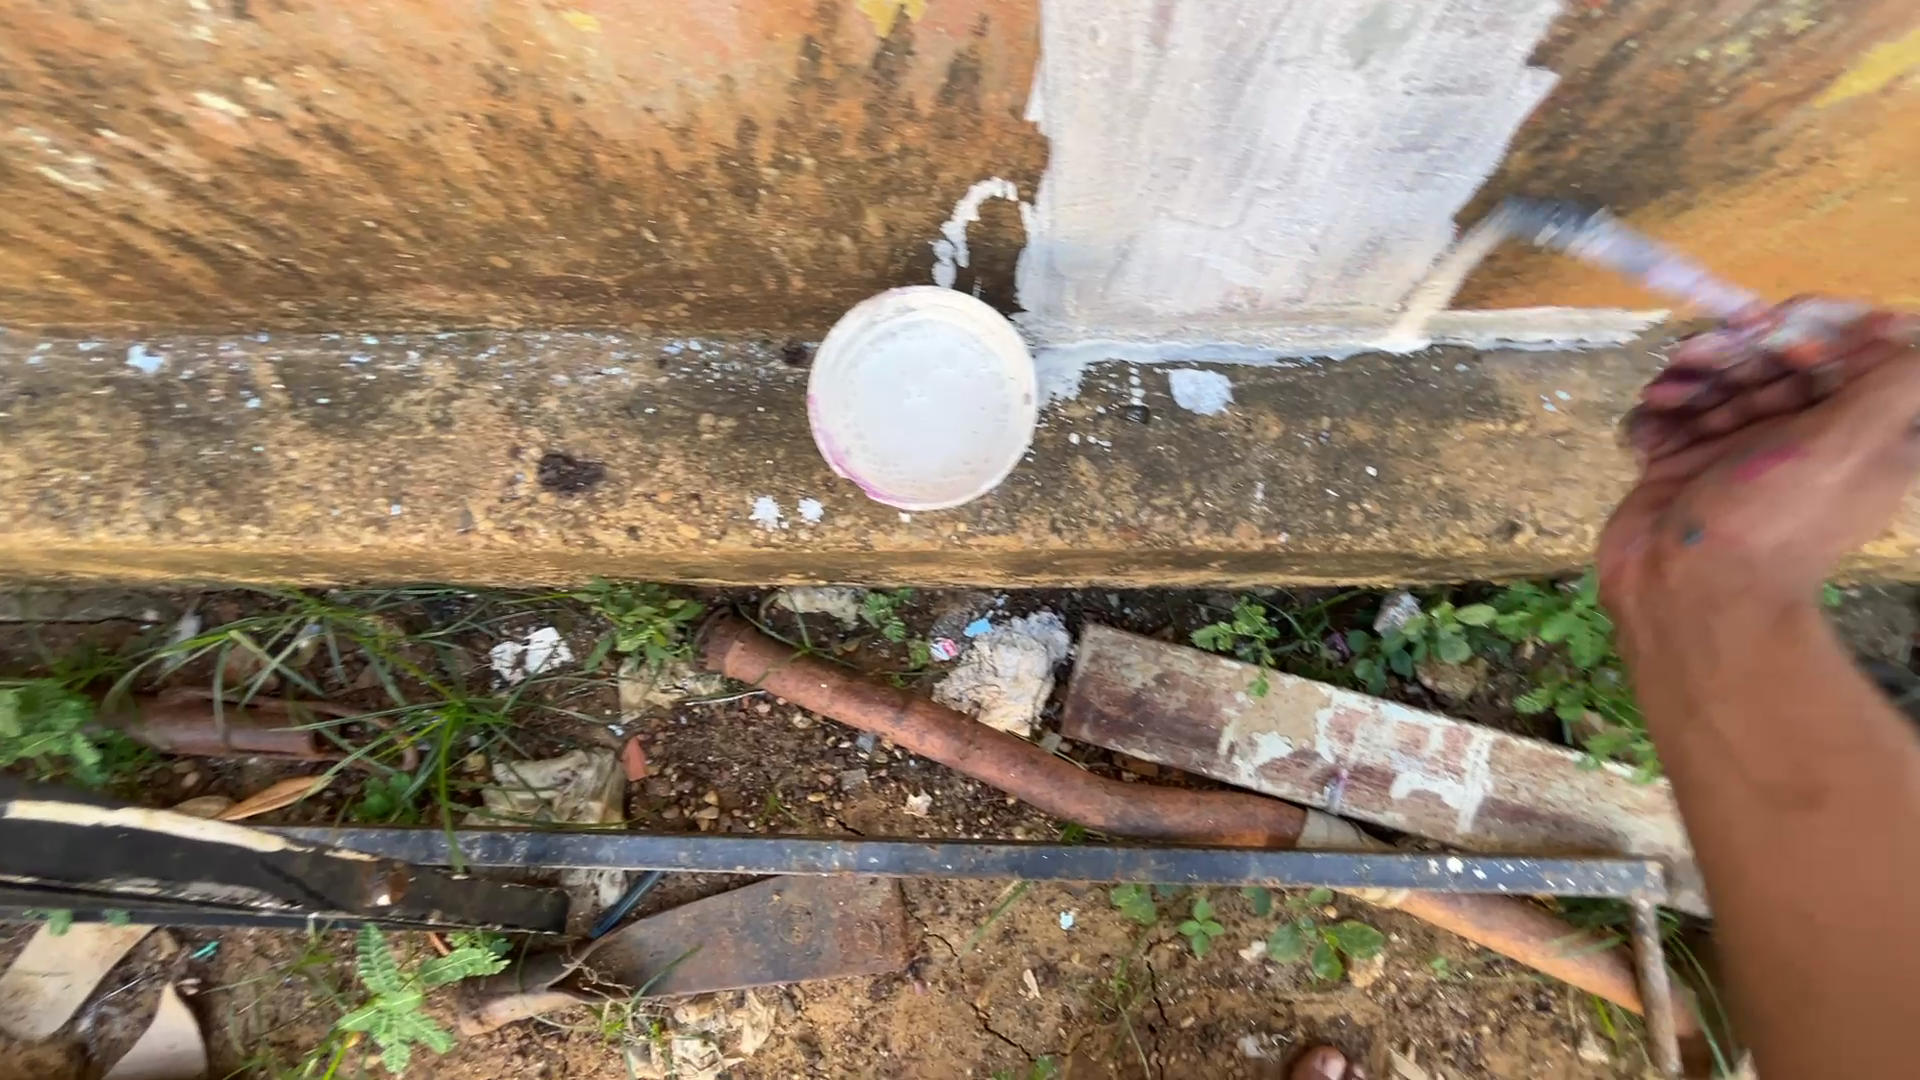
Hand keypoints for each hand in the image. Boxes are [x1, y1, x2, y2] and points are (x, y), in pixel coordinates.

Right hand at [1598, 298, 1919, 648]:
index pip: (1849, 353)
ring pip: (1711, 389)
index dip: (1810, 330)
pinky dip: (1650, 418)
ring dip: (1683, 382)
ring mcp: (1733, 451)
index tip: (1768, 329)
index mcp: (1862, 428)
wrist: (1684, 587)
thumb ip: (1890, 380)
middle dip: (1732, 353)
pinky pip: (1664, 423)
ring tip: (1661, 396)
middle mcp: (1800, 434)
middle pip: (1771, 364)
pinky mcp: (1676, 467)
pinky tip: (1643, 432)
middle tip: (1693, 355)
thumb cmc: (1769, 520)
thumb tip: (1896, 325)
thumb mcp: (1849, 446)